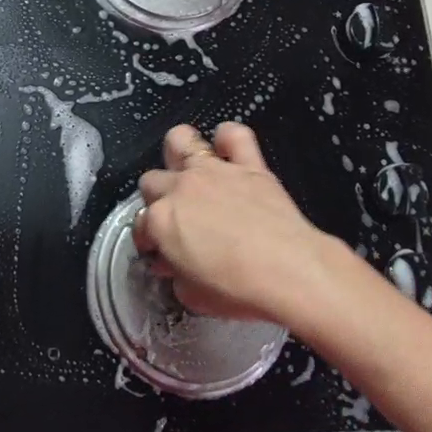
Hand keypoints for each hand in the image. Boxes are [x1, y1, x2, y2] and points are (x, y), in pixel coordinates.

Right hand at [134, 122, 353, 332]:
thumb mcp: (192, 296)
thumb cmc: (240, 290)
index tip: (159, 253)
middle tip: (175, 220)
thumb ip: (175, 275)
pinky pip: (234, 135)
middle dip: (157, 200)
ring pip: (180, 140)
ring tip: (188, 173)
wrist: (291, 273)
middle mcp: (181, 189)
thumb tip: (174, 266)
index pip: (140, 226)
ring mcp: (214, 172)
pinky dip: (228, 140)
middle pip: (151, 181)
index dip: (148, 241)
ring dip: (178, 154)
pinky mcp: (249, 166)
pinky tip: (228, 152)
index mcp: (160, 221)